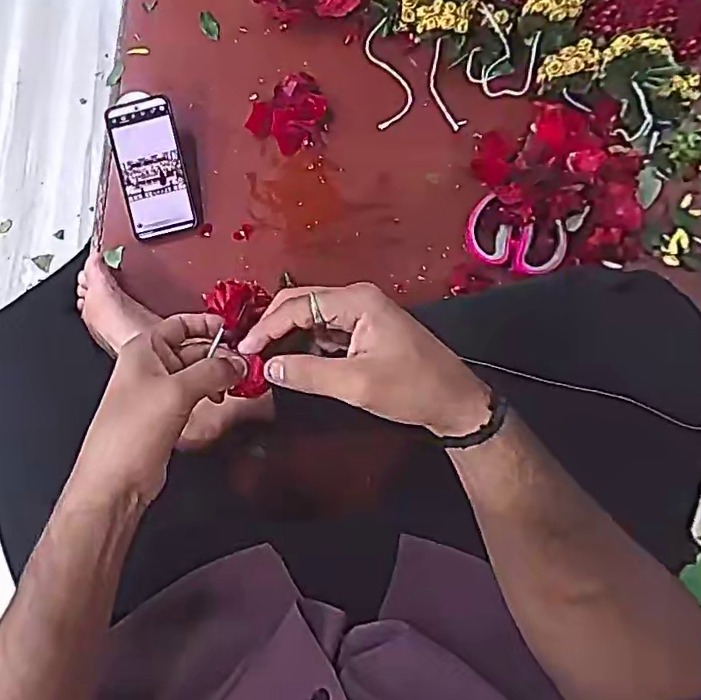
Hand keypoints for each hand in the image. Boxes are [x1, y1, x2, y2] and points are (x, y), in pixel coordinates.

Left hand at [67, 313, 247, 507]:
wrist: (114, 483)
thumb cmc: (127, 435)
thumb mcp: (176, 391)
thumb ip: (212, 371)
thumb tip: (237, 362)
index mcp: (143, 349)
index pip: (181, 323)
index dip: (207, 324)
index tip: (232, 329)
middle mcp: (149, 366)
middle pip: (193, 348)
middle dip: (219, 353)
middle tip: (244, 362)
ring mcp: (158, 391)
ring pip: (197, 372)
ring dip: (218, 375)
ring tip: (237, 382)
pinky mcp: (166, 413)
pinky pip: (195, 393)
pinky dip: (211, 392)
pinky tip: (224, 397)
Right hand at [237, 283, 489, 437]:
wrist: (455, 401)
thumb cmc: (413, 389)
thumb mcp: (357, 384)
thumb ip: (308, 373)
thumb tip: (269, 367)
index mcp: (357, 300)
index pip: (298, 305)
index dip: (267, 326)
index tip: (245, 349)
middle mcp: (357, 298)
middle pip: (302, 302)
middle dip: (273, 325)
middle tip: (249, 351)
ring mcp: (362, 311)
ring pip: (312, 315)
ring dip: (288, 334)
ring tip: (263, 356)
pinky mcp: (364, 327)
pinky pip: (325, 328)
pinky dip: (306, 342)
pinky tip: (292, 359)